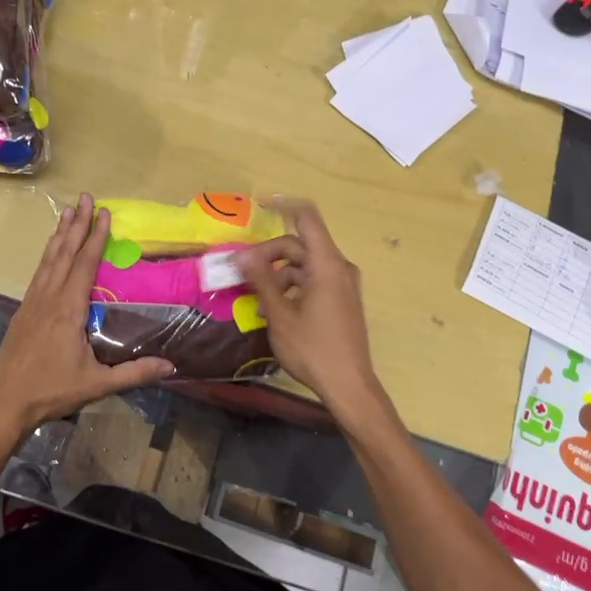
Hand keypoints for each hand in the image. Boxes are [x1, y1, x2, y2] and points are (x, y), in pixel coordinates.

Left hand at [0, 194, 174, 435]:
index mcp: (68, 310)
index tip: (104, 213)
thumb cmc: (52, 391)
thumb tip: (171, 366)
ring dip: (60, 234)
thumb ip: (134, 373)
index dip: (95, 237)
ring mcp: (32, 303)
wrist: (6, 402)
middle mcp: (48, 298)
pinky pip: (39, 273)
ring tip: (68, 211)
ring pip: (48, 260)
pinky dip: (48, 255)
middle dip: (77, 224)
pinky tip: (51, 250)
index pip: (84, 265)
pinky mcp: (24, 311)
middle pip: (64, 253)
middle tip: (86, 197)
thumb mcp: (97, 384)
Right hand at [235, 203, 394, 431]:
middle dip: (268, 253)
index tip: (257, 206)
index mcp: (326, 265)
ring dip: (278, 271)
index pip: (306, 217)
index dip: (282, 205)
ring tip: (254, 293)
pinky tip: (273, 306)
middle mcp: (339, 268)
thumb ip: (261, 281)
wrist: (349, 385)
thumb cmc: (313, 349)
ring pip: (305, 264)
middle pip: (300, 244)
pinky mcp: (342, 300)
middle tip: (241, 272)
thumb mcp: (279, 315)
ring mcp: (343, 284)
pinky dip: (291, 284)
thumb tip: (242, 255)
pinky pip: (313, 279)